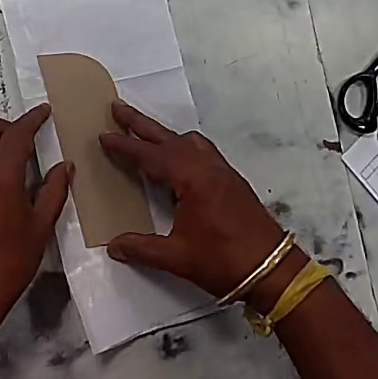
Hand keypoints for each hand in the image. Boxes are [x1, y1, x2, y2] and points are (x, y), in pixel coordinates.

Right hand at [98, 101, 299, 311]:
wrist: (272, 270)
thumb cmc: (225, 261)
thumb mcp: (177, 257)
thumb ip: (141, 248)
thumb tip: (114, 246)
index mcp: (193, 178)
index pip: (151, 156)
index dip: (125, 146)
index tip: (105, 135)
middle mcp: (208, 168)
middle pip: (169, 138)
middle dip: (141, 124)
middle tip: (118, 108)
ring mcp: (223, 172)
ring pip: (189, 142)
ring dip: (165, 136)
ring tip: (145, 134)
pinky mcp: (232, 182)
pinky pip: (203, 152)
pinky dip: (184, 148)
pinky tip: (178, 161)